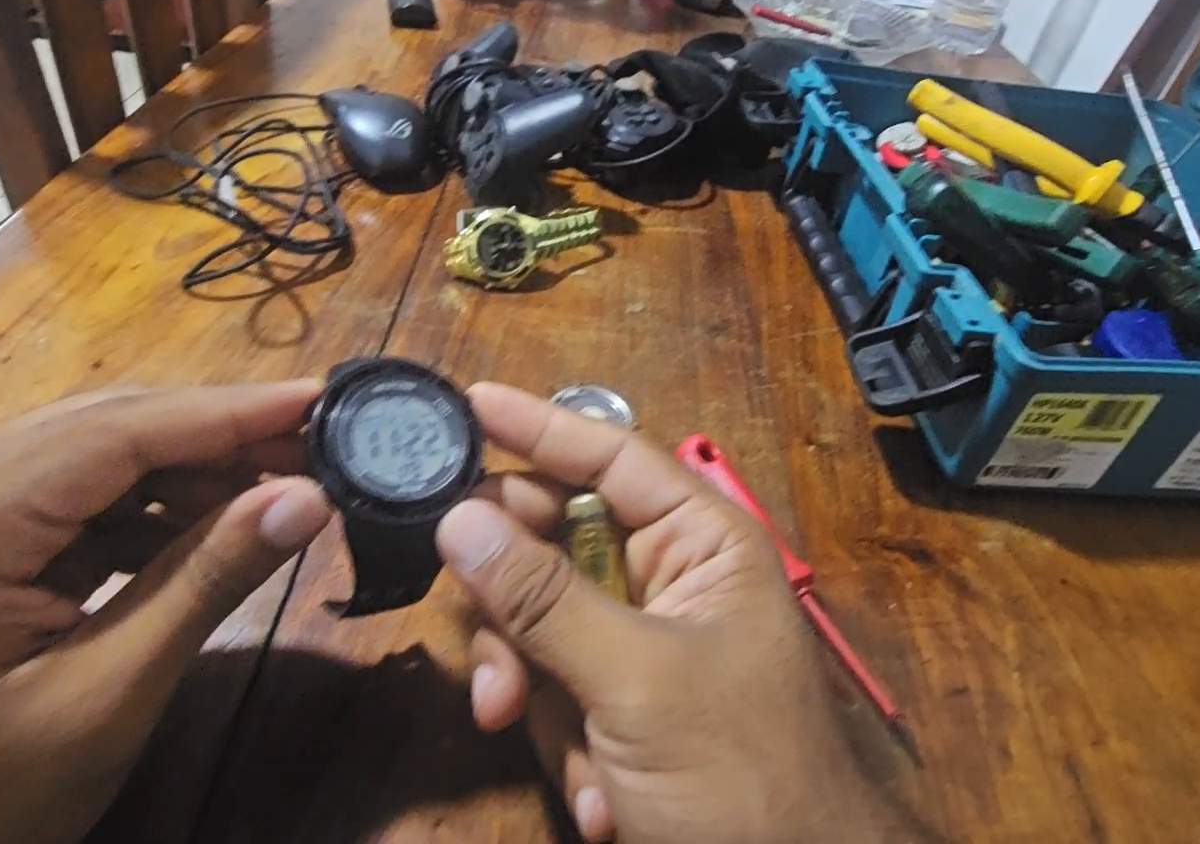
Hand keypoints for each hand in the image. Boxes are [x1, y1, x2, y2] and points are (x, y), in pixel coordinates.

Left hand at [0, 385, 335, 843]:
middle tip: (317, 447)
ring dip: (192, 470)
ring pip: (100, 452)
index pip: (118, 433)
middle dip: (221, 436)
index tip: (322, 397)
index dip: (232, 411)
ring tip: (274, 492)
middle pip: (110, 429)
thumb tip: (311, 497)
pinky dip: (151, 505)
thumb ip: (207, 582)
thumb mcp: (102, 700)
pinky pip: (77, 493)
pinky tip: (205, 528)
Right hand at [438, 384, 906, 843]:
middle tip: (467, 595)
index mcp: (700, 540)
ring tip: (517, 718)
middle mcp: (666, 573)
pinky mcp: (616, 695)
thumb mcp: (638, 681)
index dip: (541, 426)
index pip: (611, 459)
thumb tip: (460, 518)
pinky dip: (557, 732)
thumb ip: (546, 600)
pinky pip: (553, 680)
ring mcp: (638, 637)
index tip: (469, 402)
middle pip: (558, 537)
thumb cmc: (739, 775)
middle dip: (513, 586)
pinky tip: (596, 796)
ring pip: (541, 614)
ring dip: (527, 676)